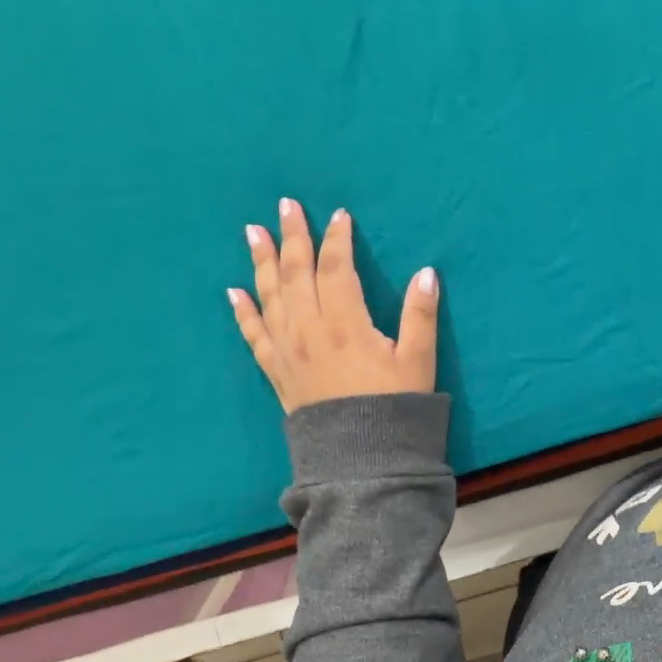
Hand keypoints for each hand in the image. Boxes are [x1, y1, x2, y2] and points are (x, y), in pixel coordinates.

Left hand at [228, 198, 439, 412]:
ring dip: (262, 261)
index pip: (336, 268)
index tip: (339, 214)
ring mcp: (287, 350)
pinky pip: (253, 334)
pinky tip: (234, 291)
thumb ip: (421, 314)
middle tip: (286, 205)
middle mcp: (308, 329)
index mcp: (345, 323)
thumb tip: (426, 272)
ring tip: (254, 232)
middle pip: (296, 273)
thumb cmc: (395, 406)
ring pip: (270, 296)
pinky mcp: (276, 371)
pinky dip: (243, 311)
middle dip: (293, 236)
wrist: (360, 456)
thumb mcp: (418, 360)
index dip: (337, 238)